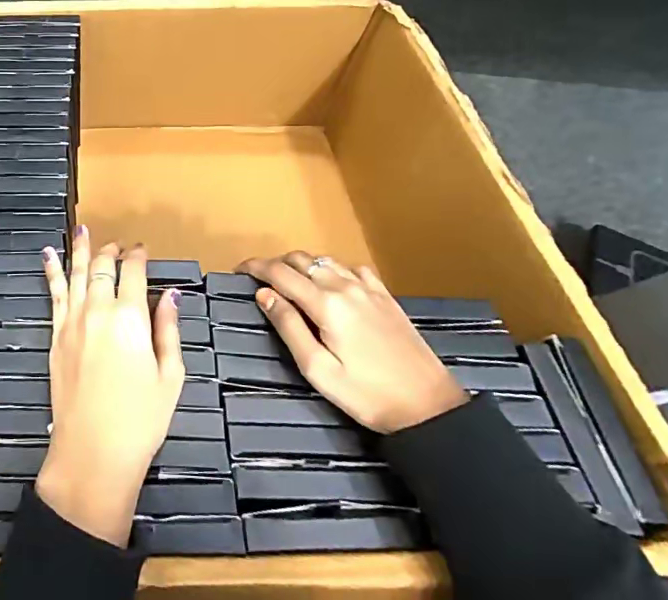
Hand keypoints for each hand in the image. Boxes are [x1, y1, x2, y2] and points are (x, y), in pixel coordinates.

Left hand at [36, 226, 185, 546]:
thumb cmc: (140, 420)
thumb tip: (171, 295)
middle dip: (111, 252)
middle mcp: (98, 312)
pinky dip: (52, 271)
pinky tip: (48, 255)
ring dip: (80, 250)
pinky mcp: (56, 336)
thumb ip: (168, 330)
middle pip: (103, 268)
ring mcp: (72, 322)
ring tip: (82, 230)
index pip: (133, 272)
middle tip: (118, 245)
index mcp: (131, 318)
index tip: (142, 249)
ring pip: (76, 274)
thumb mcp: (170, 376)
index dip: (138, 256)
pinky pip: (54, 294)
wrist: (93, 453)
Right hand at [238, 251, 468, 434]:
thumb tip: (263, 294)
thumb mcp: (318, 370)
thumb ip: (289, 327)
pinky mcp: (386, 296)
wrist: (429, 407)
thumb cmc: (367, 395)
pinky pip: (351, 268)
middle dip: (276, 264)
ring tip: (290, 283)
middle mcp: (345, 286)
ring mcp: (368, 288)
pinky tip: (332, 286)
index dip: (256, 267)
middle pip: (301, 259)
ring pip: (325, 261)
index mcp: (326, 304)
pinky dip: (332, 270)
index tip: (239, 271)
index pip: (280, 272)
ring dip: (303, 265)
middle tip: (261, 281)